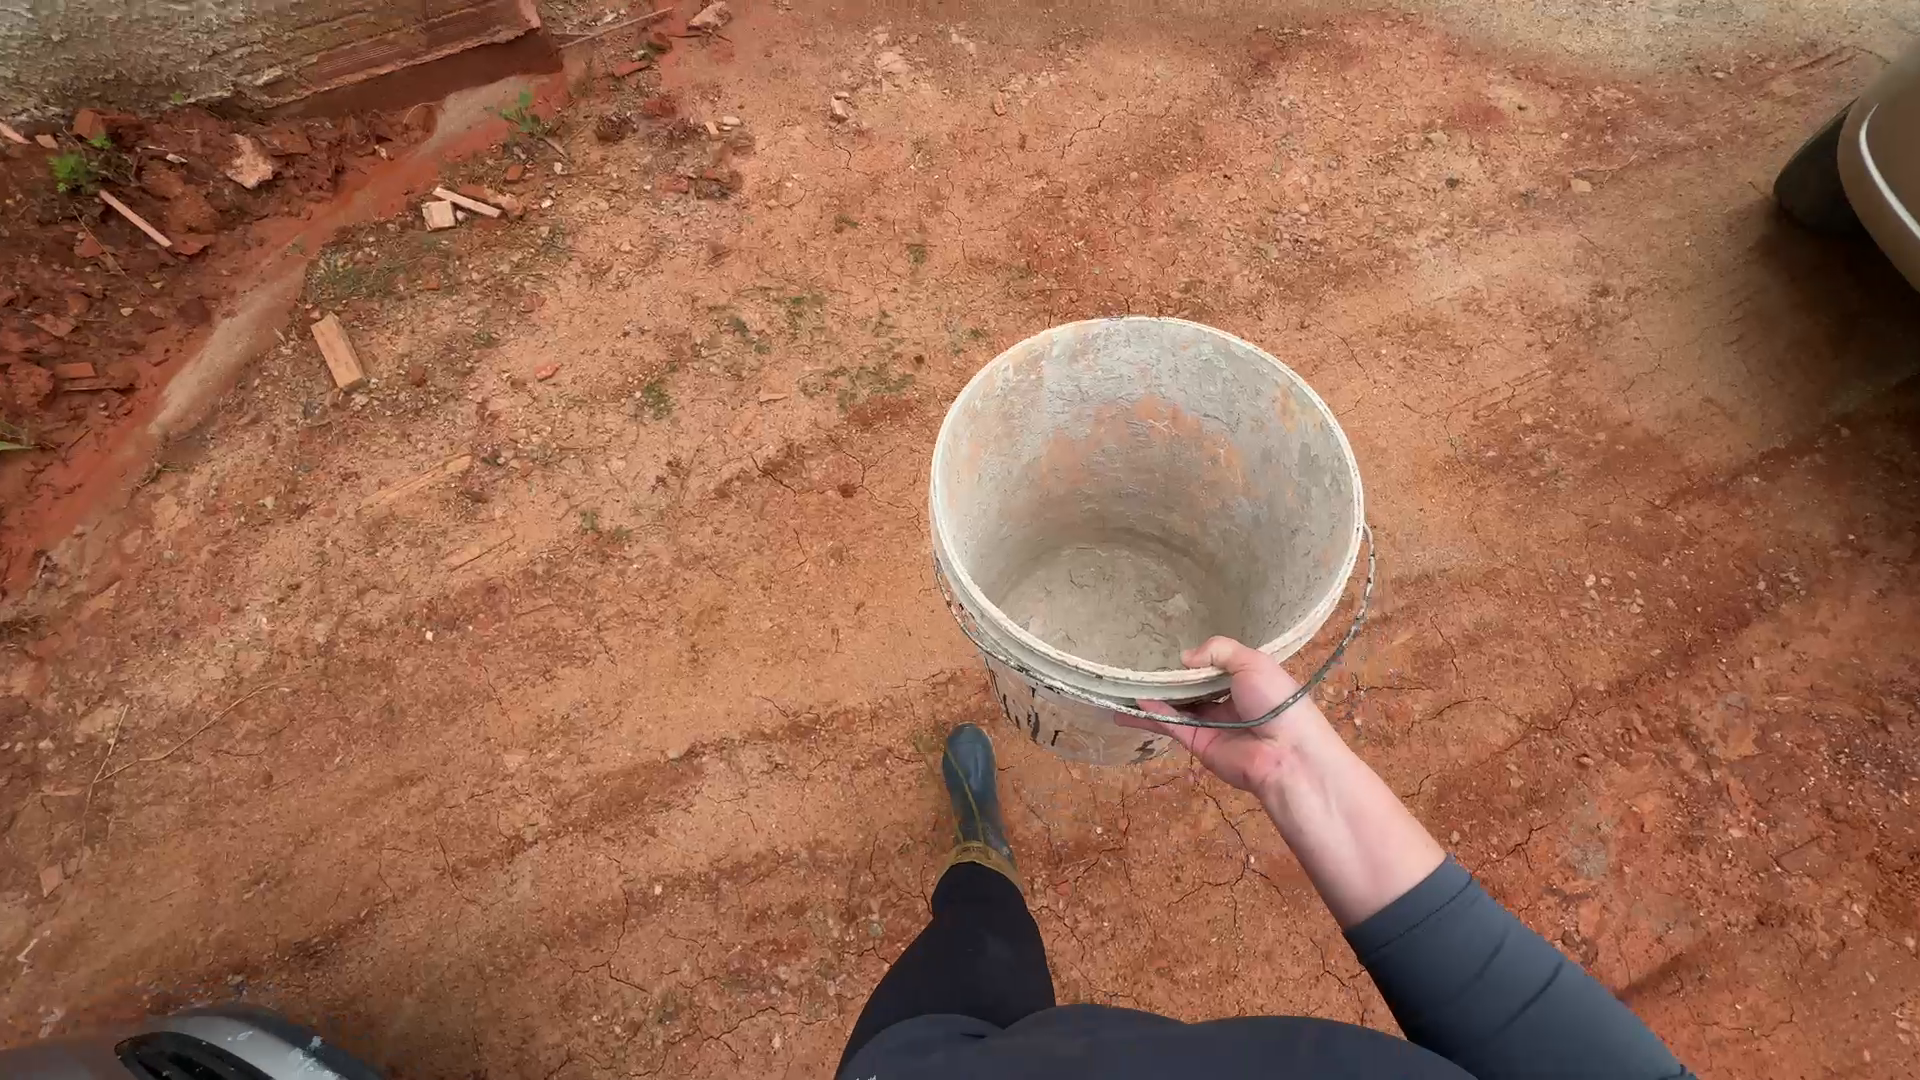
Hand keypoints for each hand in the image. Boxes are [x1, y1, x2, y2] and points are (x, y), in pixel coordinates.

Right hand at [1120, 636, 1444, 927]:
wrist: (1287, 754)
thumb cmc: (1277, 701)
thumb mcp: (1253, 661)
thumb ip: (1218, 650)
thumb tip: (1183, 657)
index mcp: (1244, 681)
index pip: (1211, 667)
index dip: (1190, 660)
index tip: (1164, 648)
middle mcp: (1224, 702)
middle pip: (1188, 688)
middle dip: (1164, 679)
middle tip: (1134, 667)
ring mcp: (1209, 724)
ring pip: (1173, 707)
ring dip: (1148, 699)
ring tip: (1119, 689)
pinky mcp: (1196, 743)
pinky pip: (1170, 724)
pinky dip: (1151, 714)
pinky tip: (1130, 703)